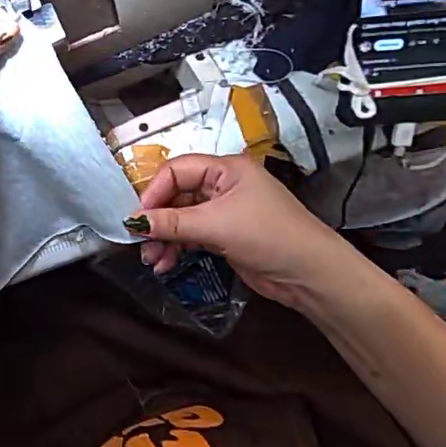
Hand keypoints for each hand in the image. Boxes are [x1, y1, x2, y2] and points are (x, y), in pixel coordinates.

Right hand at [128, 153, 366, 309]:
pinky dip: (175, 248)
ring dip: (163, 238)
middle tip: (141, 243)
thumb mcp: (217, 226)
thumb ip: (172, 223)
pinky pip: (189, 235)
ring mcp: (223, 211)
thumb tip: (134, 222)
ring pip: (180, 218)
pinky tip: (166, 264)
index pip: (177, 170)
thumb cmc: (271, 237)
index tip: (138, 218)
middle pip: (175, 195)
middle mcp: (223, 185)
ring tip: (153, 261)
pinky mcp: (223, 235)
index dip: (154, 192)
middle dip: (157, 220)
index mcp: (226, 170)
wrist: (312, 276)